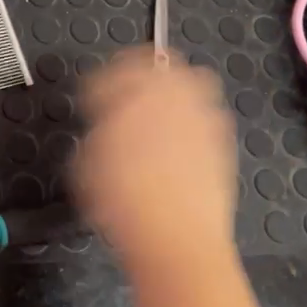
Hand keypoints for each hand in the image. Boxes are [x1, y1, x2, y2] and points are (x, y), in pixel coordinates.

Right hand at [75, 48, 239, 266]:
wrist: (177, 242)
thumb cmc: (122, 208)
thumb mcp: (85, 167)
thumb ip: (95, 133)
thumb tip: (102, 125)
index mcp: (125, 102)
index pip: (110, 72)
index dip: (99, 83)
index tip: (93, 97)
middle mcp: (166, 101)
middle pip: (155, 64)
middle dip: (138, 71)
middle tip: (126, 88)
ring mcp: (199, 117)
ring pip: (191, 78)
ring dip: (172, 84)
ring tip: (159, 103)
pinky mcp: (222, 139)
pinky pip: (210, 110)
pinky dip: (195, 112)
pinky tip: (183, 133)